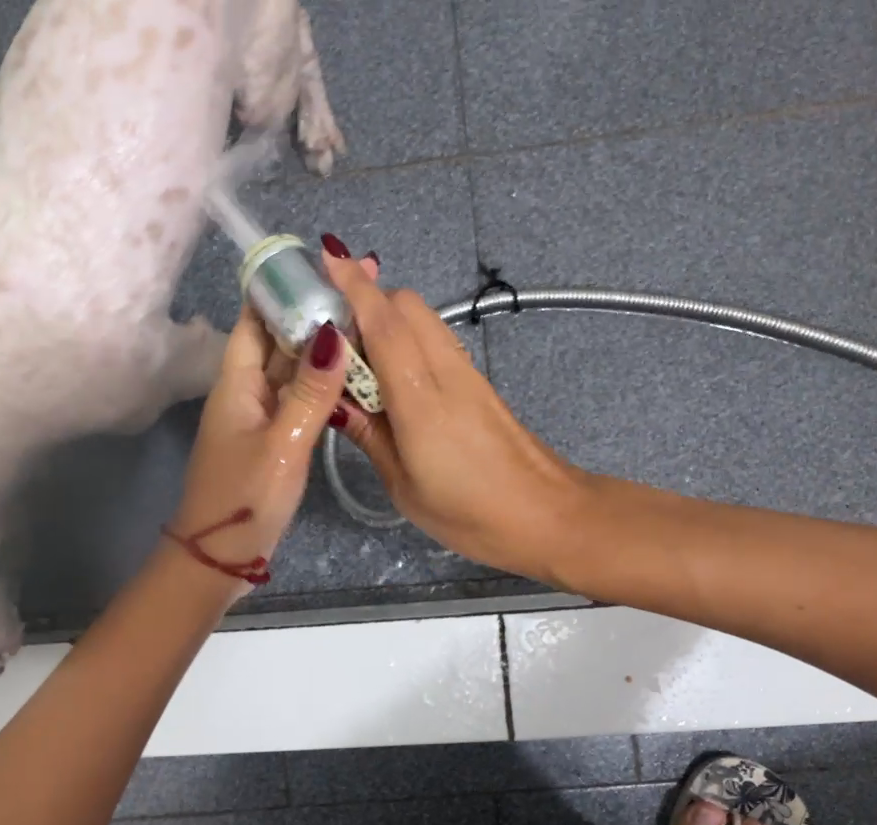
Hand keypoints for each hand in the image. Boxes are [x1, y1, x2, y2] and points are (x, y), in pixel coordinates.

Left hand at [165, 306, 350, 599]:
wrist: (219, 558)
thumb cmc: (244, 499)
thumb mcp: (283, 443)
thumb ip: (311, 391)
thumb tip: (335, 330)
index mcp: (236, 384)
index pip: (255, 319)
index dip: (283, 288)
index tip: (323, 263)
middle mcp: (244, 393)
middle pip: (278, 341)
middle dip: (314, 312)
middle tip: (365, 284)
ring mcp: (257, 419)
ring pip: (291, 371)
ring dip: (322, 346)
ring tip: (368, 319)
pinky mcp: (271, 442)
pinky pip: (297, 400)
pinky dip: (322, 383)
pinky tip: (353, 373)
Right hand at [322, 245, 590, 582]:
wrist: (549, 516)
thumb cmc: (469, 513)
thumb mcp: (403, 485)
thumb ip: (368, 435)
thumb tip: (335, 401)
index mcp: (421, 399)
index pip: (384, 324)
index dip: (354, 287)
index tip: (327, 256)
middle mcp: (445, 372)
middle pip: (406, 306)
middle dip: (366, 301)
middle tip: (328, 332)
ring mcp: (465, 374)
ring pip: (422, 320)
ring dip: (386, 320)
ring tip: (352, 354)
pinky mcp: (476, 383)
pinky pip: (433, 342)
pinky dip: (404, 340)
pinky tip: (387, 376)